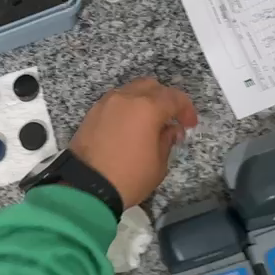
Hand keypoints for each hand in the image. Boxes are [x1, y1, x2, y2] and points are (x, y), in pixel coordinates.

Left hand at [68, 78, 198, 208]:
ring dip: (144, 101)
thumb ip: (167, 140)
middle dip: (165, 99)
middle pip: (151, 86)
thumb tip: (170, 130)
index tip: (189, 124)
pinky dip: (126, 107)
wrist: (85, 188)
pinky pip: (115, 101)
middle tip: (171, 119)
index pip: (174, 98)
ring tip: (149, 123)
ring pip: (131, 90)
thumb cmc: (128, 177)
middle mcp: (125, 98)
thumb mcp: (158, 164)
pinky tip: (130, 126)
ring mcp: (106, 103)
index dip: (186, 109)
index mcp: (147, 108)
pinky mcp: (91, 113)